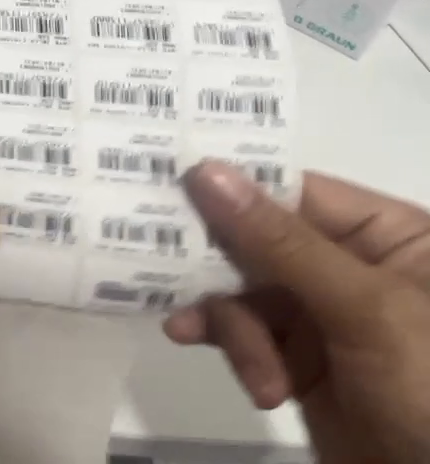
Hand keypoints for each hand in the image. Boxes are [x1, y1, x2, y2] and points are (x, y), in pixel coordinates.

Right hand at [166, 162, 429, 462]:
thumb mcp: (367, 313)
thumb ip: (281, 242)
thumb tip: (203, 170)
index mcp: (393, 241)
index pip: (291, 192)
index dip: (226, 186)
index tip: (157, 181)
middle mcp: (355, 268)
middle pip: (252, 239)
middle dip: (211, 266)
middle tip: (151, 257)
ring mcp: (327, 313)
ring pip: (238, 288)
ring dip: (229, 322)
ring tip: (220, 347)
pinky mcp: (303, 353)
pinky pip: (242, 329)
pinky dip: (235, 349)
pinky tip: (246, 375)